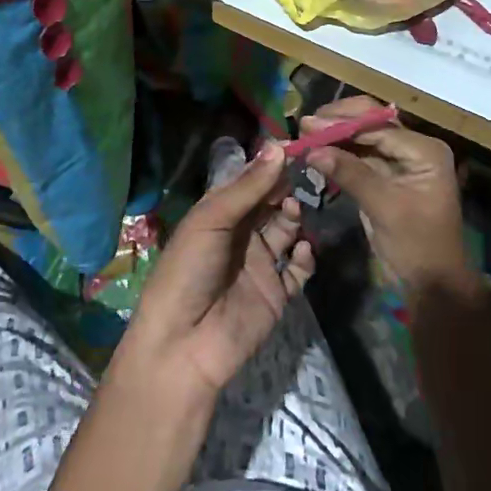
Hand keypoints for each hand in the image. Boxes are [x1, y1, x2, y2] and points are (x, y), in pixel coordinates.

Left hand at [119, 143, 313, 399]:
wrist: (183, 343)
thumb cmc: (188, 269)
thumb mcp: (212, 219)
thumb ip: (248, 187)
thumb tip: (279, 146)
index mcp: (219, 213)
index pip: (250, 182)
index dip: (270, 167)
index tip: (295, 149)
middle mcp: (242, 234)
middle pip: (272, 204)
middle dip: (286, 190)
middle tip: (302, 179)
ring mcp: (260, 264)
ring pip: (288, 231)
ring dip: (295, 217)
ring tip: (293, 213)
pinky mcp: (276, 293)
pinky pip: (299, 270)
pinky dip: (306, 257)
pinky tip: (302, 250)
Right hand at [303, 96, 468, 287]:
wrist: (432, 283)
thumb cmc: (417, 244)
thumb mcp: (384, 207)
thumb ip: (350, 173)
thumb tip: (312, 151)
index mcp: (424, 150)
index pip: (378, 126)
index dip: (342, 123)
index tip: (308, 124)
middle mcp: (414, 148)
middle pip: (371, 123)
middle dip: (338, 122)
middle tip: (305, 125)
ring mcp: (400, 161)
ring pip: (363, 137)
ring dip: (335, 136)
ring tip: (305, 135)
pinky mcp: (386, 175)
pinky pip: (360, 156)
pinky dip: (339, 154)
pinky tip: (317, 152)